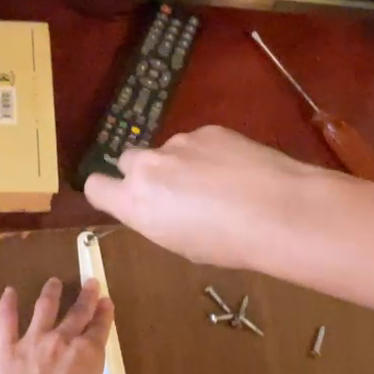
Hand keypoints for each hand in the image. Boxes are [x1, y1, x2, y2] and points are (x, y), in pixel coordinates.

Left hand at [0, 277, 114, 373]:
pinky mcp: (6, 348)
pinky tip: (8, 292)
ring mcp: (33, 341)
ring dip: (51, 293)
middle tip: (90, 283)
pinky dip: (8, 304)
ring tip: (53, 282)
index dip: (104, 313)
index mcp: (88, 356)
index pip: (99, 328)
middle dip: (86, 297)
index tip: (105, 302)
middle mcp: (63, 341)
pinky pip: (7, 320)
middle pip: (77, 313)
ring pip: (45, 308)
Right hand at [83, 126, 329, 268]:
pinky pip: (198, 142)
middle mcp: (148, 166)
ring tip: (217, 186)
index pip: (95, 186)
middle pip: (128, 160)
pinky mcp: (209, 130)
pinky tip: (236, 172)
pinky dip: (209, 155)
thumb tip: (160, 206)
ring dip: (181, 164)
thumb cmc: (227, 244)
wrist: (278, 211)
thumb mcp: (180, 243)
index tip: (123, 199)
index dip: (107, 191)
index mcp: (135, 201)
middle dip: (144, 173)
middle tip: (174, 193)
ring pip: (167, 151)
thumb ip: (157, 217)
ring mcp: (178, 143)